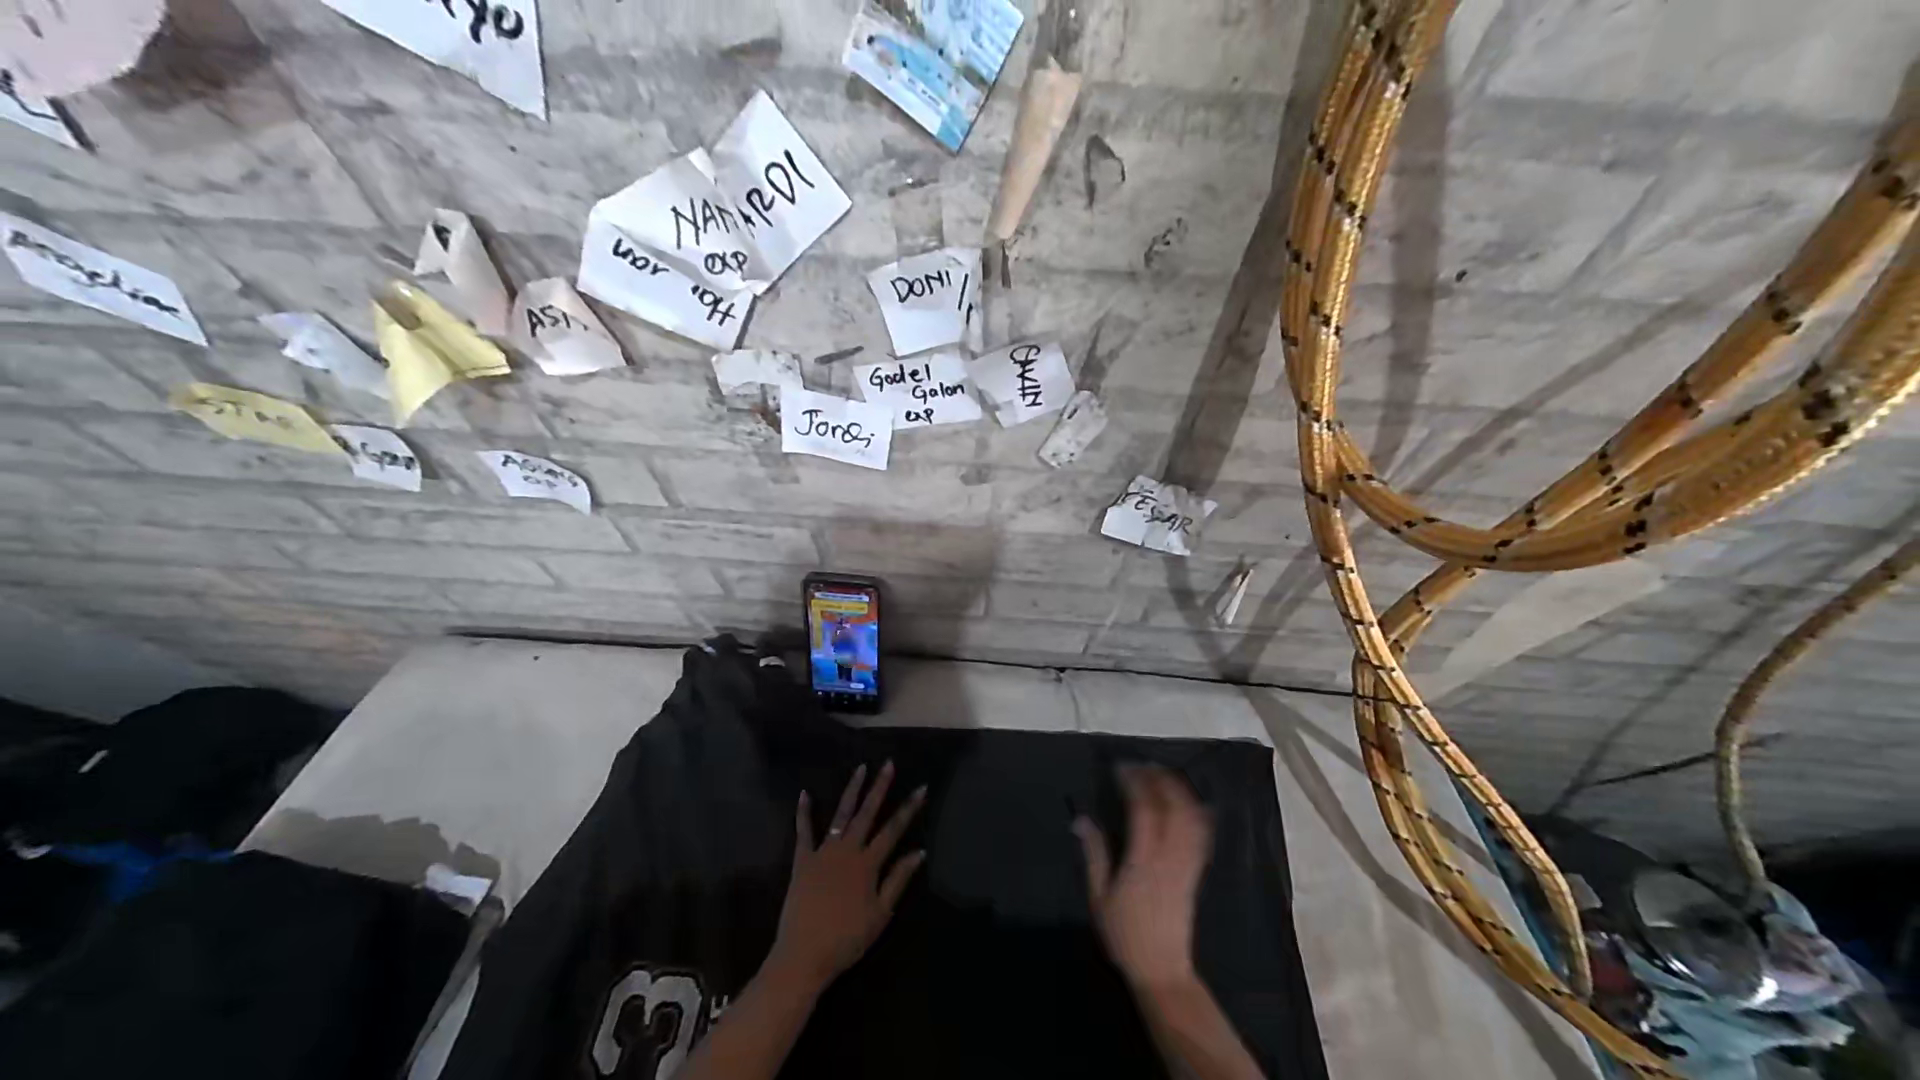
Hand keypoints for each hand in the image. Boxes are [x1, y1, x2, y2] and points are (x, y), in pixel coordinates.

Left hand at [768, 761, 926, 990]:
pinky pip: (803, 831)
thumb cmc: (847, 939)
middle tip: (888, 764)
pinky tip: (805, 793)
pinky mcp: (802, 860)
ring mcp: (823, 852)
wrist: (804, 954)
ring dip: (851, 790)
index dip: (909, 808)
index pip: (894, 829)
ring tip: (860, 769)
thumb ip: (898, 880)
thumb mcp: (880, 914)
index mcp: (868, 863)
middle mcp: (847, 850)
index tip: (921, 787)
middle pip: (867, 813)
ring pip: (840, 814)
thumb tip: (919, 852)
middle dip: (880, 788)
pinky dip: (804, 812)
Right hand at [1073, 764, 1213, 989]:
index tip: (1122, 767)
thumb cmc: (1125, 935)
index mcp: (1143, 861)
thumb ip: (1094, 855)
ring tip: (1164, 775)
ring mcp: (1188, 865)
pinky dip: (1198, 813)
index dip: (1135, 783)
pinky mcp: (1196, 874)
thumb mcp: (1099, 897)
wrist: (1162, 970)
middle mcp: (1170, 857)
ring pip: (1192, 818)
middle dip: (1160, 780)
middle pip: (1173, 807)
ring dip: (1180, 791)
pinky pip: (1202, 836)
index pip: (1144, 810)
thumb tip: (1081, 819)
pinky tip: (1191, 802)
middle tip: (1143, 765)